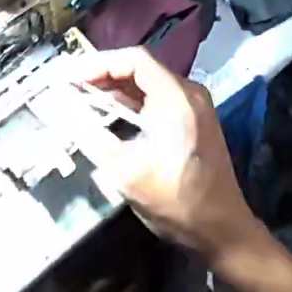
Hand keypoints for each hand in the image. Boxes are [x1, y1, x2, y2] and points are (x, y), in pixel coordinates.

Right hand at [71, 48, 264, 261]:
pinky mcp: (194, 119)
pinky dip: (133, 99)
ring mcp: (195, 105)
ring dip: (118, 87)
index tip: (73, 77)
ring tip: (85, 95)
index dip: (100, 64)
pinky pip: (159, 97)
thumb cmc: (176, 202)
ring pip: (150, 82)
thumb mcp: (127, 173)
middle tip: (73, 85)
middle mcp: (189, 93)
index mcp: (176, 98)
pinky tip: (111, 110)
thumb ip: (96, 139)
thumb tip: (69, 117)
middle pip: (142, 67)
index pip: (134, 60)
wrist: (222, 230)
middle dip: (105, 74)